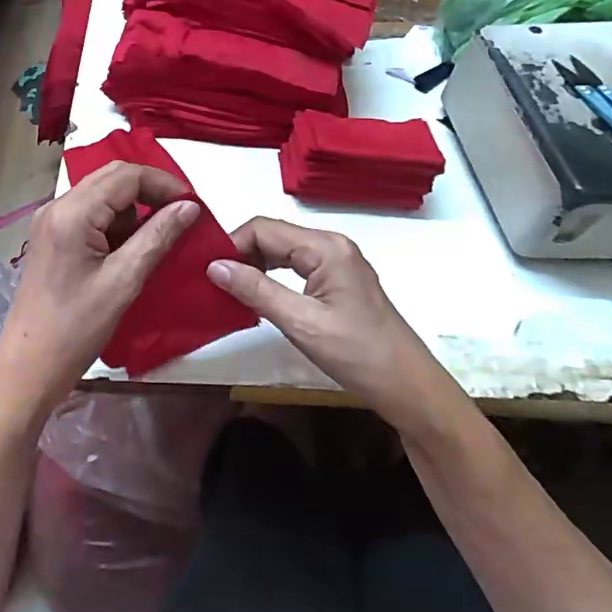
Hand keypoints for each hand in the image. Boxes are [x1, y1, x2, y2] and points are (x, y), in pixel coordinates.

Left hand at [0, 162, 199, 413]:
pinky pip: (93, 214)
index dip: (164, 183)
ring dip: (135, 208)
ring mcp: (52, 221)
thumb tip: (190, 206)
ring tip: (160, 236)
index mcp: (72, 213)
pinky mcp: (53, 238)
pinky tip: (133, 248)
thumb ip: (158, 236)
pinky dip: (118, 223)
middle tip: (183, 214)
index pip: (127, 175)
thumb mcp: (124, 281)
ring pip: (104, 194)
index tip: (194, 205)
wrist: (27, 370)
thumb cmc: (75, 329)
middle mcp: (57, 207)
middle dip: (152, 191)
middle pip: (113, 177)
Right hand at [206, 218, 464, 435]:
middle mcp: (332, 244)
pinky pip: (297, 266)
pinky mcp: (339, 279)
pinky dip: (274, 277)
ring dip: (256, 266)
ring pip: (284, 251)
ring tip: (229, 291)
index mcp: (325, 247)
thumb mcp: (301, 323)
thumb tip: (215, 266)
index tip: (206, 270)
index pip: (265, 228)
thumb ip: (257, 291)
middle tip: (211, 283)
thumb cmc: (357, 353)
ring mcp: (338, 260)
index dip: (232, 244)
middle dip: (241, 254)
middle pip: (274, 235)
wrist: (406, 384)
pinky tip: (258, 296)